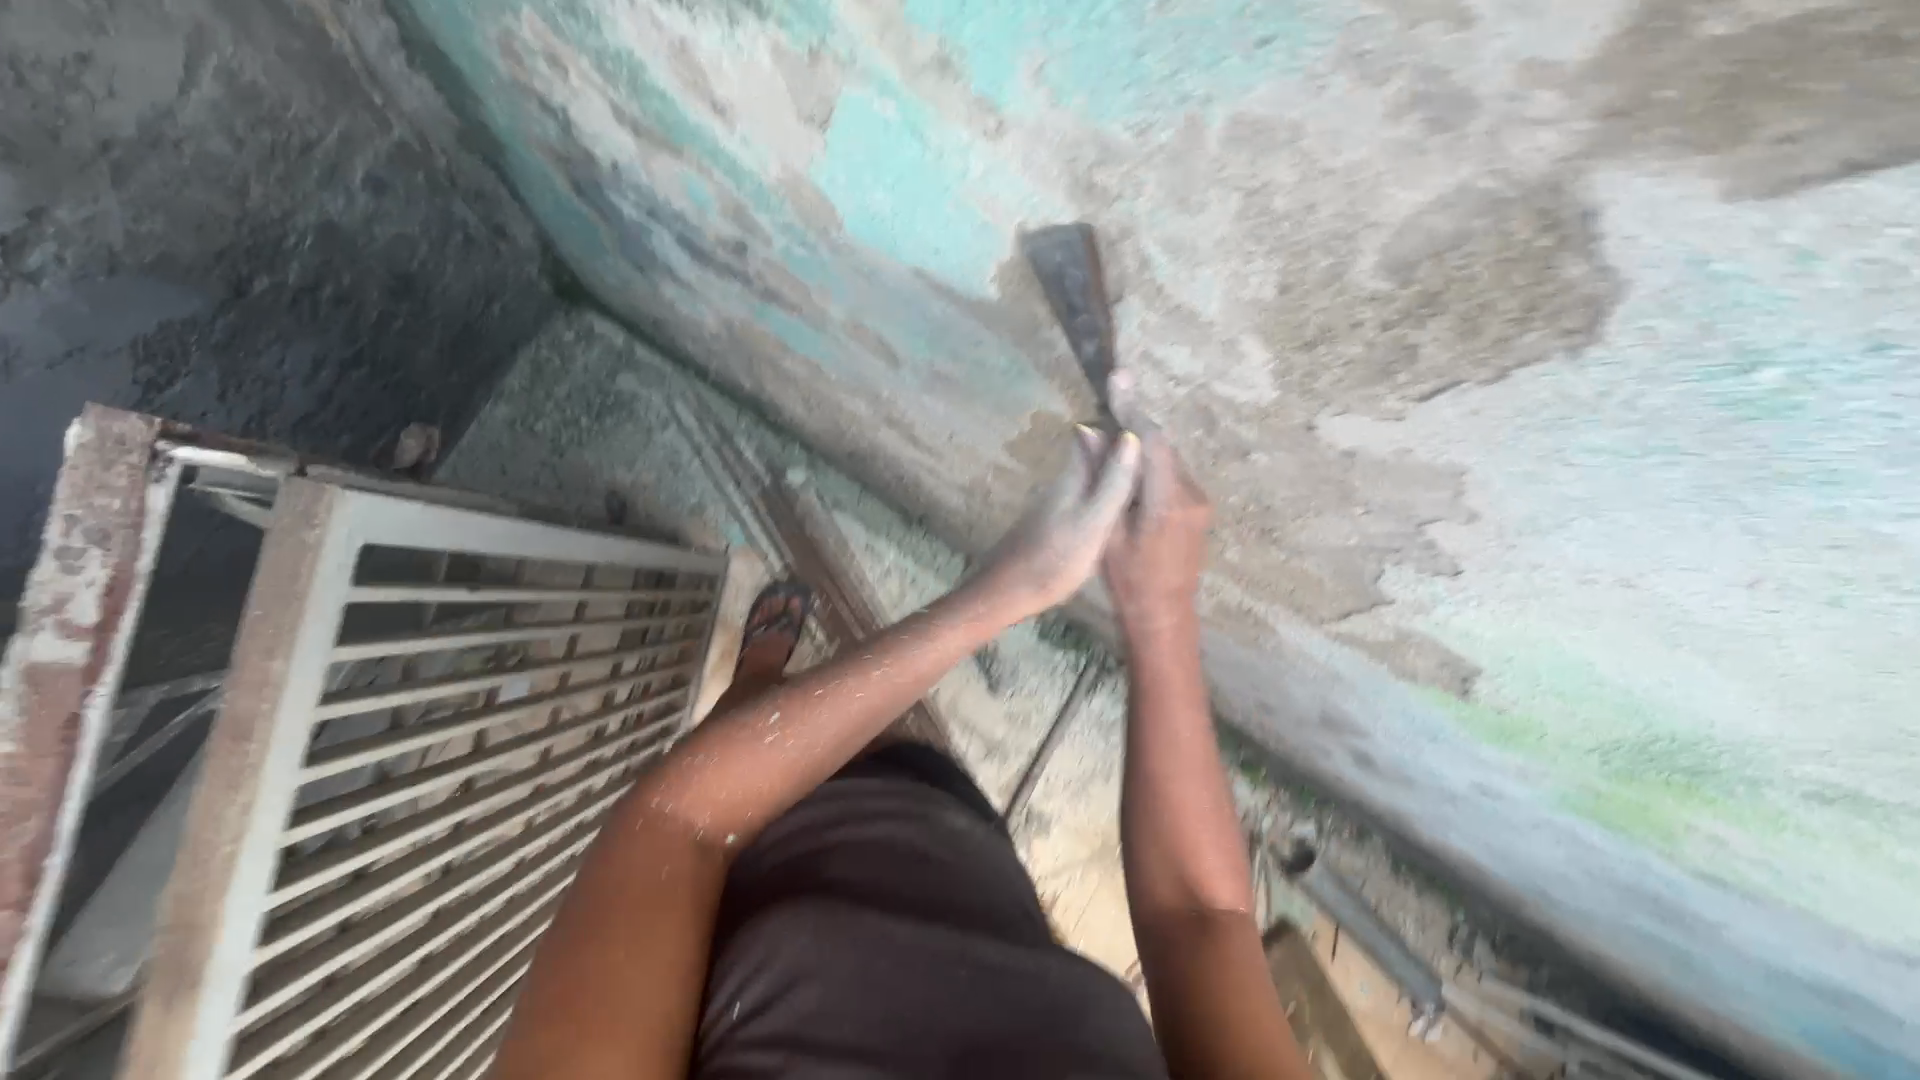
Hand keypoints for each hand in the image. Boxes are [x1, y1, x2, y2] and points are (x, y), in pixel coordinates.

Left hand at [973, 427, 1142, 615]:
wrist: (1008, 593)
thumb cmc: (1055, 559)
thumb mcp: (1093, 521)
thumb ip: (1112, 482)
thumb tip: (1131, 436)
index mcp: (1071, 480)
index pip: (1091, 437)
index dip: (1113, 429)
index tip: (1141, 422)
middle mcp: (1060, 486)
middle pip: (1090, 458)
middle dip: (1114, 453)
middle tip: (1150, 455)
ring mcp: (1052, 507)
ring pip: (1085, 480)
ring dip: (1108, 477)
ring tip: (1140, 483)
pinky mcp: (1049, 527)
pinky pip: (1080, 502)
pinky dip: (1098, 500)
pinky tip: (1112, 514)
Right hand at [1100, 419, 1211, 640]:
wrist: (1164, 614)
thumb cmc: (1129, 580)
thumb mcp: (1106, 531)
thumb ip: (1102, 479)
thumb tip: (1089, 432)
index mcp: (1168, 503)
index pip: (1152, 442)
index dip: (1133, 409)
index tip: (1117, 381)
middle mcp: (1192, 495)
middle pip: (1161, 446)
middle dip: (1134, 426)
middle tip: (1107, 406)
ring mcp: (1199, 502)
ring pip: (1166, 459)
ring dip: (1141, 448)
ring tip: (1110, 440)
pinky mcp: (1198, 508)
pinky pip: (1171, 475)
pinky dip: (1149, 467)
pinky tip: (1127, 471)